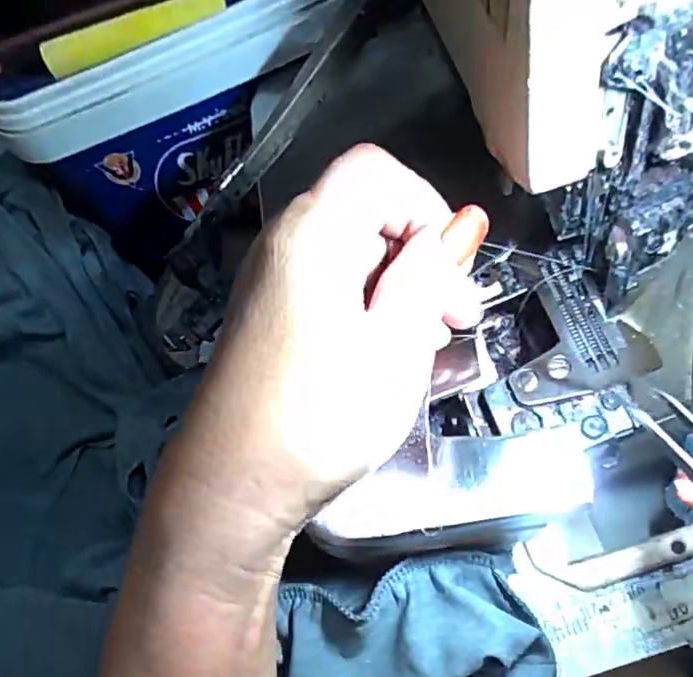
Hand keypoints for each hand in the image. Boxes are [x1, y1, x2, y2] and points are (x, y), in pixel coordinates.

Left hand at [171, 145, 484, 540]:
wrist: (235, 486)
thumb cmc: (320, 420)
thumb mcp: (396, 345)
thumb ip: (429, 277)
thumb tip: (456, 229)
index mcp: (312, 234)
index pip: (378, 173)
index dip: (429, 209)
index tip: (457, 269)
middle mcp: (282, 248)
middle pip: (366, 217)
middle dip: (422, 260)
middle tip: (457, 321)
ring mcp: (271, 289)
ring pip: (351, 262)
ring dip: (400, 293)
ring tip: (428, 346)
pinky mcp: (269, 327)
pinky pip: (329, 297)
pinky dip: (368, 316)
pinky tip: (386, 359)